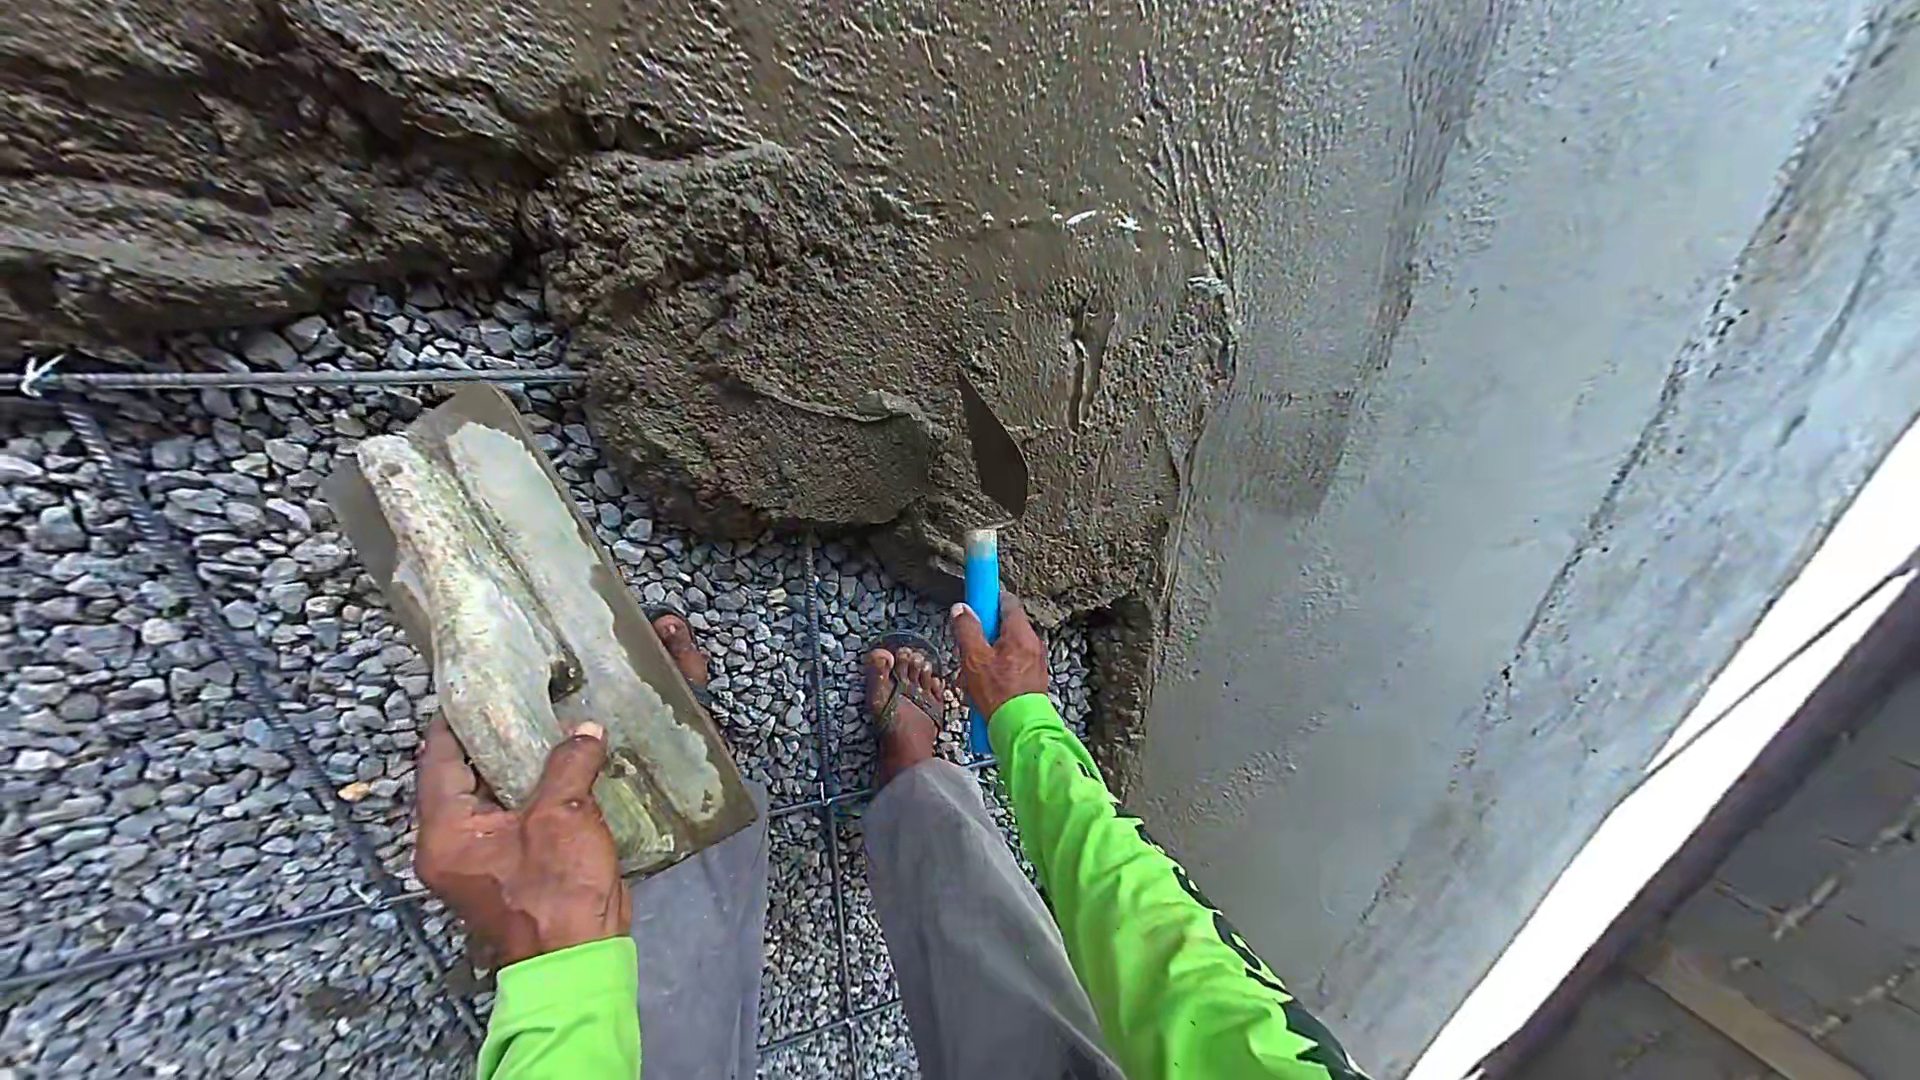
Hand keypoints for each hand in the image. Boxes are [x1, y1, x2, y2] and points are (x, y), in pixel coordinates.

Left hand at [414, 716, 629, 968]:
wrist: (576, 950)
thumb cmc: (554, 883)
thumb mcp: (561, 815)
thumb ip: (570, 764)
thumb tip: (587, 728)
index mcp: (447, 833)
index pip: (439, 766)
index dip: (452, 726)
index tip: (469, 690)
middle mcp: (458, 842)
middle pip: (470, 776)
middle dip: (498, 737)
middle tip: (525, 696)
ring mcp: (490, 852)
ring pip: (502, 792)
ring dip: (527, 760)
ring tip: (556, 720)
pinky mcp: (521, 857)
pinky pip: (526, 808)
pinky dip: (545, 783)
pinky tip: (575, 760)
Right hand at [950, 593, 1049, 718]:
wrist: (1021, 731)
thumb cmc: (998, 694)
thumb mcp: (974, 658)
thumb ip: (967, 630)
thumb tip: (961, 609)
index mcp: (1021, 633)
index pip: (1007, 601)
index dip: (988, 599)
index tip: (975, 603)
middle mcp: (1033, 643)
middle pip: (1005, 625)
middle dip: (984, 633)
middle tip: (969, 647)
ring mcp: (1035, 661)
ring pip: (1007, 646)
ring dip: (988, 654)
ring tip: (973, 673)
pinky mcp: (1034, 678)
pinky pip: (1013, 663)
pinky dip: (998, 668)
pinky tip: (984, 685)